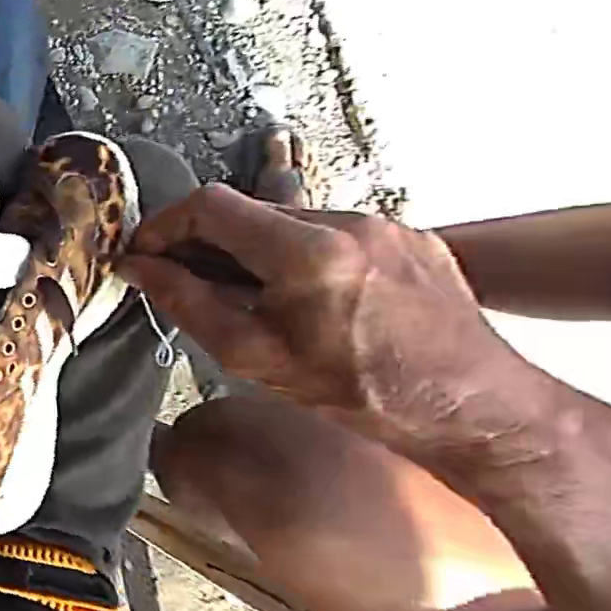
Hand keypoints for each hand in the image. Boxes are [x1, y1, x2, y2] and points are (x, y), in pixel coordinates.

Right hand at [119, 184, 557, 453]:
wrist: (473, 405)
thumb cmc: (354, 389)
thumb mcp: (246, 352)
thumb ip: (183, 300)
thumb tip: (137, 266)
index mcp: (307, 252)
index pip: (208, 205)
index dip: (162, 226)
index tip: (142, 255)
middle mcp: (347, 222)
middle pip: (242, 209)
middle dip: (198, 240)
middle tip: (177, 280)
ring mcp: (382, 223)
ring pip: (280, 218)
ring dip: (242, 248)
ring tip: (237, 294)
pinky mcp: (404, 233)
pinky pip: (321, 229)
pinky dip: (285, 252)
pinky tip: (288, 293)